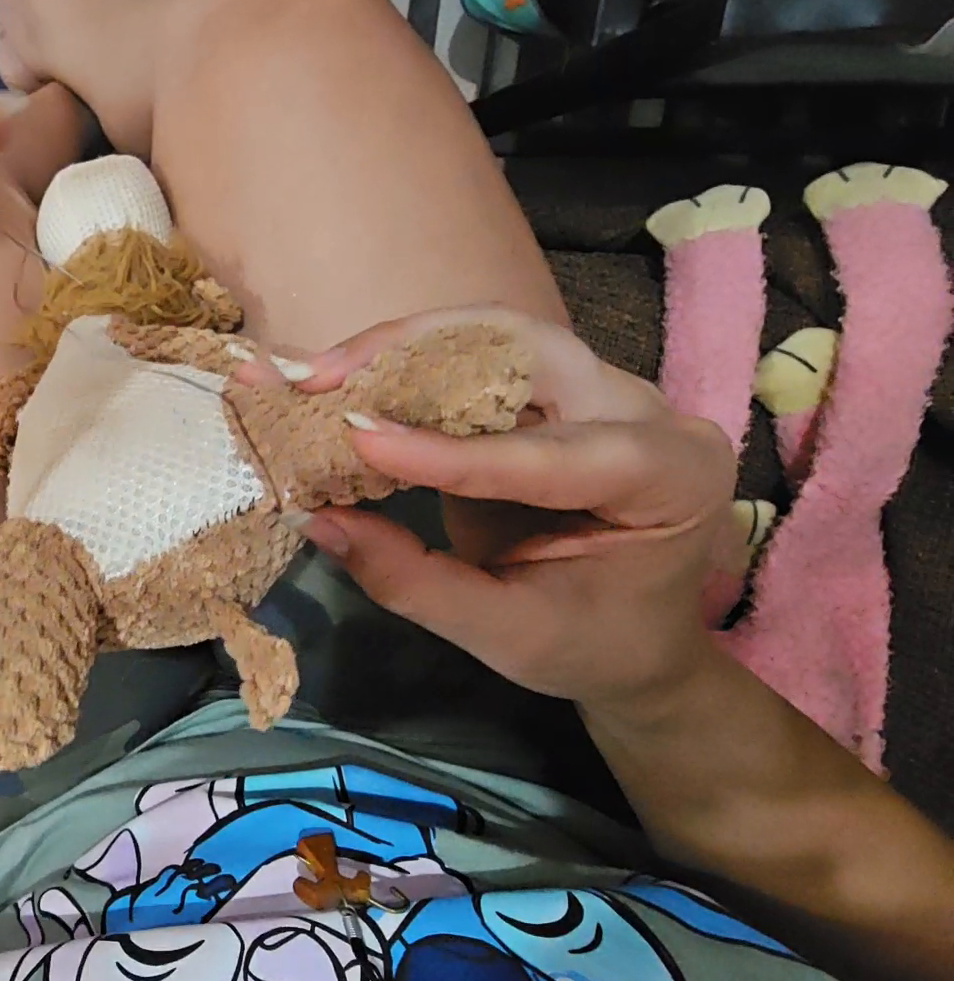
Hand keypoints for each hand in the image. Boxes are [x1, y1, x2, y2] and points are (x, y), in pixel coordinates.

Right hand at [263, 307, 738, 714]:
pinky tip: (335, 381)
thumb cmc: (587, 642)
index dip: (450, 450)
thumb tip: (317, 521)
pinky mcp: (532, 393)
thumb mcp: (503, 631)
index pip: (553, 454)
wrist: (630, 635)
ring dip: (390, 350)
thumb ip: (414, 581)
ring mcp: (584, 391)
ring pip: (483, 338)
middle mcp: (635, 410)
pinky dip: (390, 367)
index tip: (358, 439)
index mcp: (669, 479)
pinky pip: (460, 360)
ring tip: (312, 374)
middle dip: (412, 352)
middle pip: (520, 346)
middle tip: (319, 377)